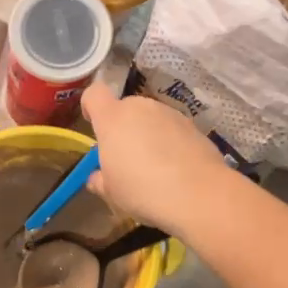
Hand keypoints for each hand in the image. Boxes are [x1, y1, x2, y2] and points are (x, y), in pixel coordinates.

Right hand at [81, 84, 229, 234]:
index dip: (90, 106)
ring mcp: (169, 113)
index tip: (93, 125)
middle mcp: (140, 108)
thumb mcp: (112, 192)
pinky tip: (175, 167)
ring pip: (150, 118)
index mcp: (113, 119)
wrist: (197, 193)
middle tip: (125, 157)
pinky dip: (169, 141)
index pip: (93, 94)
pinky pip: (172, 129)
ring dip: (147, 133)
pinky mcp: (192, 125)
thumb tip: (96, 177)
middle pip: (124, 108)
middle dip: (122, 127)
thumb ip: (99, 180)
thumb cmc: (142, 190)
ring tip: (154, 165)